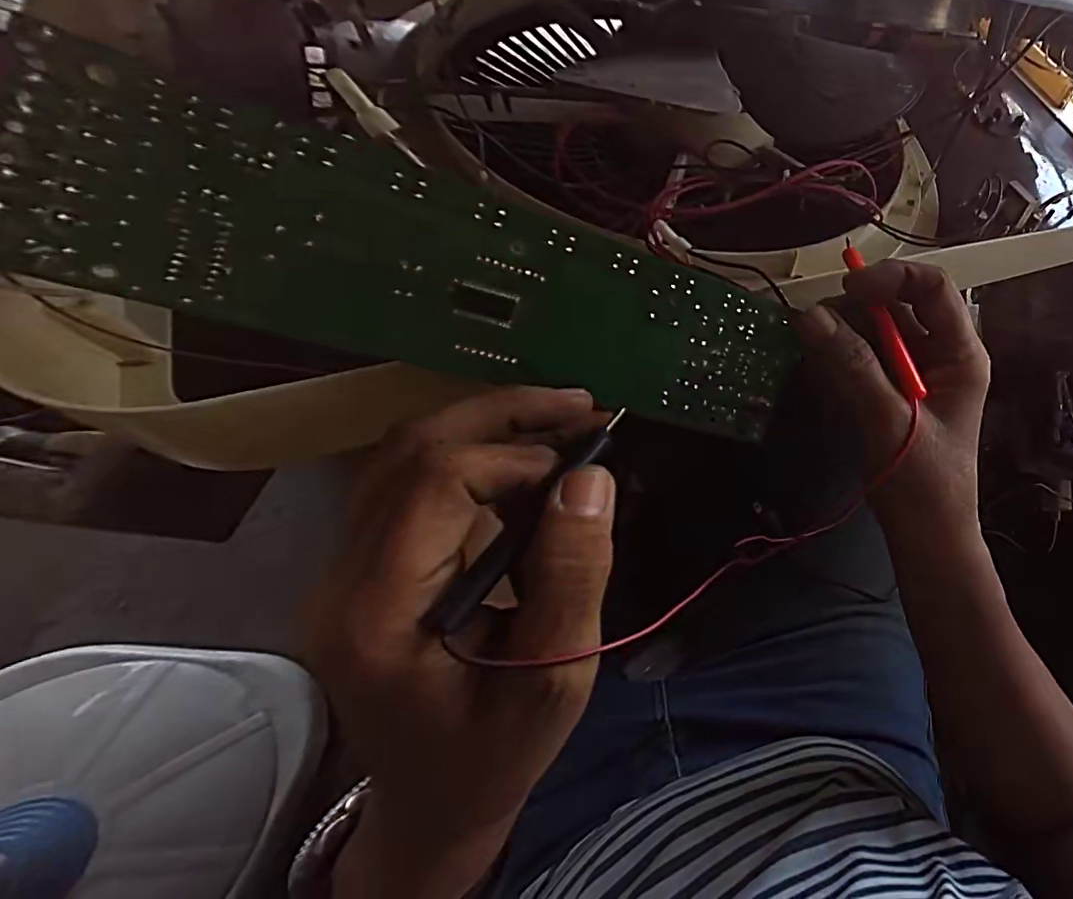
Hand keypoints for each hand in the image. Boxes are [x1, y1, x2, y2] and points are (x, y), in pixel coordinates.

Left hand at [303, 387, 614, 896]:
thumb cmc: (499, 747)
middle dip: (505, 415)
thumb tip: (590, 478)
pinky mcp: (374, 567)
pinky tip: (534, 461)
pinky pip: (418, 483)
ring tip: (567, 422)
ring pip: (407, 457)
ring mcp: (350, 570)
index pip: (434, 482)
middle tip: (585, 408)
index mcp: (380, 609)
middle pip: (409, 450)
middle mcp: (345, 577)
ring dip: (493, 426)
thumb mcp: (556, 673)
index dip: (519, 459)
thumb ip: (574, 574)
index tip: (588, 474)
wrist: (437, 801)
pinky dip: (482, 455)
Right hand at [796, 261, 988, 521]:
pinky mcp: (896, 392)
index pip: (934, 288)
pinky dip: (843, 359)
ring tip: (815, 353)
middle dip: (858, 310)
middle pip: (901, 307)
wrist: (929, 538)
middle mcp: (943, 355)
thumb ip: (854, 367)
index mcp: (962, 354)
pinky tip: (824, 372)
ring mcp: (919, 373)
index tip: (848, 289)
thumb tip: (810, 315)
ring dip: (845, 335)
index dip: (892, 277)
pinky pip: (867, 358)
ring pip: (878, 331)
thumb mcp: (890, 422)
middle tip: (816, 327)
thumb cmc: (925, 486)